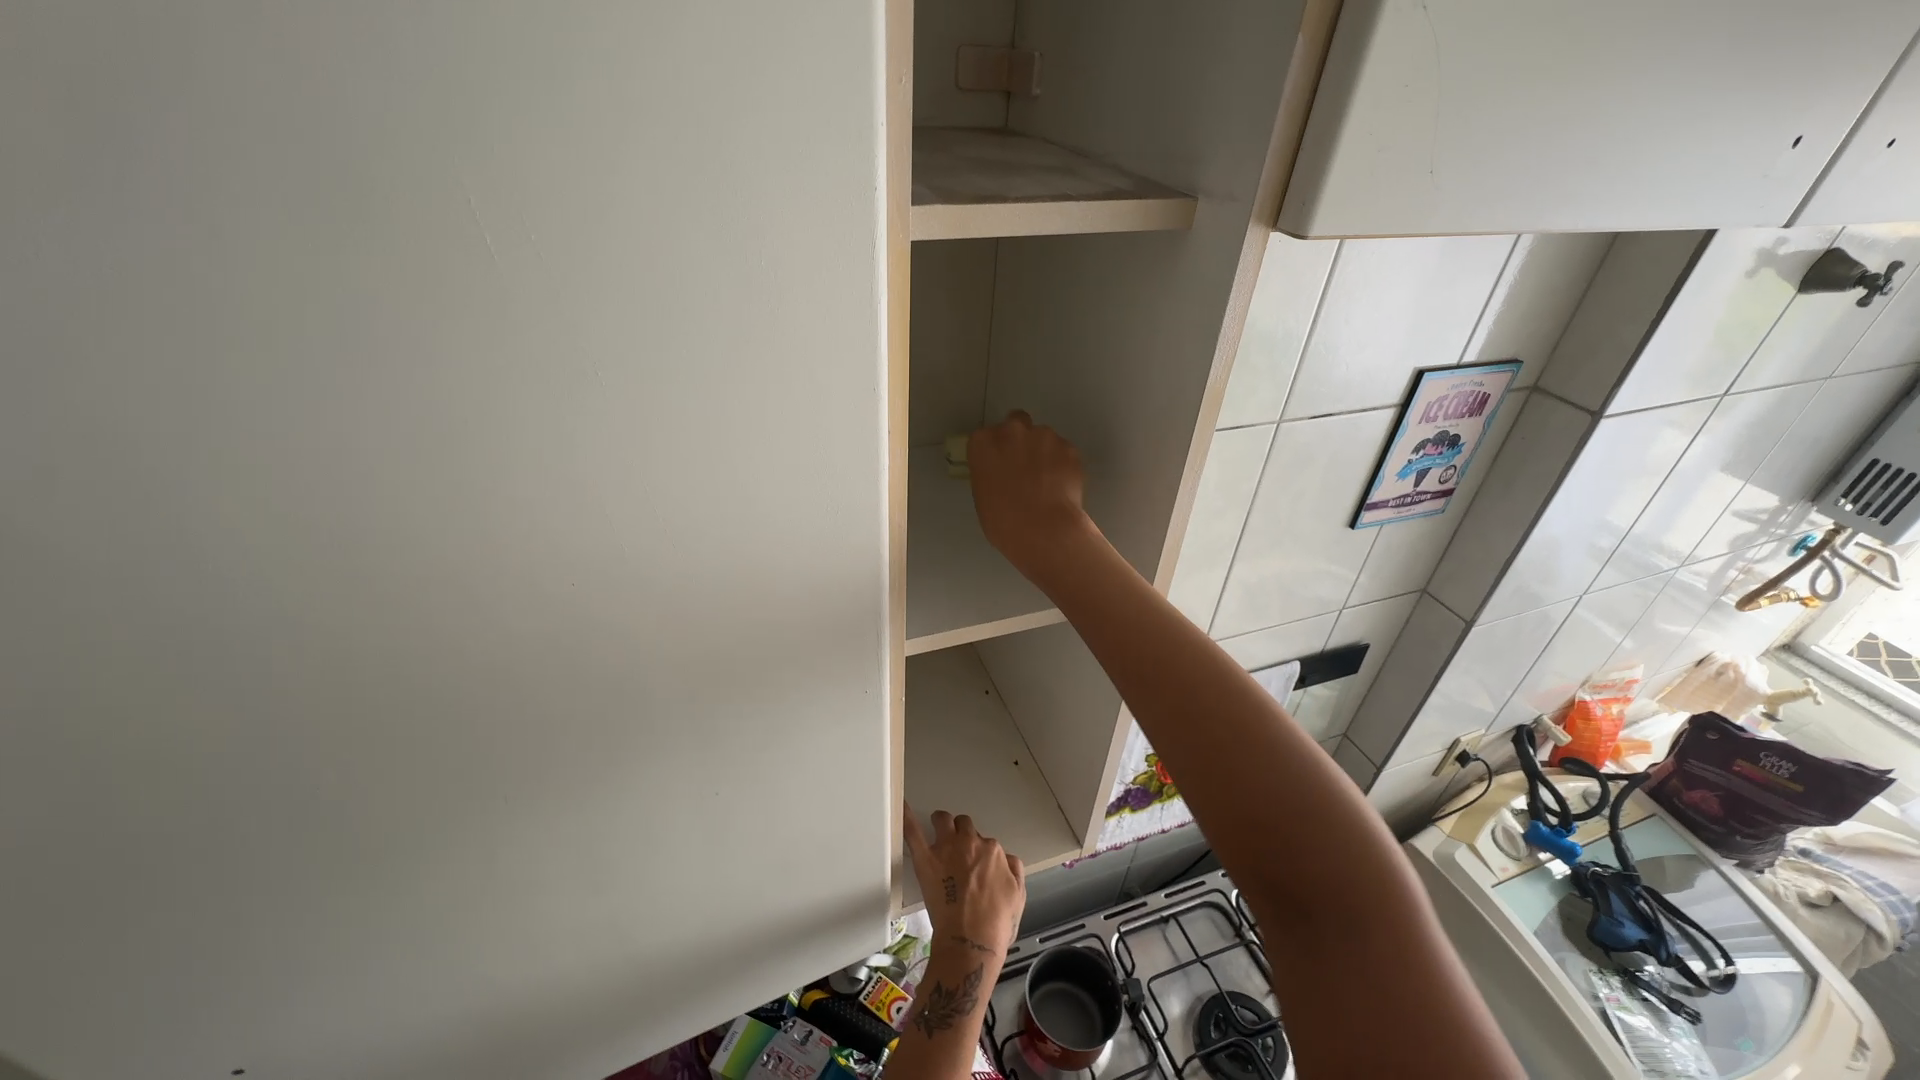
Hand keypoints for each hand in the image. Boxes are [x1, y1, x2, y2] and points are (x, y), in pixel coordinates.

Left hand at [905, 806, 1026, 952]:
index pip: (985, 842)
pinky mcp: (925, 860)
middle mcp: (970, 843)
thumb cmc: (996, 923)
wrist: (970, 940)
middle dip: (962, 833)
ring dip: (942, 822)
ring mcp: (946, 849)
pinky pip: (913, 832)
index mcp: (993, 851)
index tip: (975, 866)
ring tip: (939, 830)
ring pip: (943, 820)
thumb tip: (1006, 859)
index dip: (979, 854)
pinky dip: (907, 817)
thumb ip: (1014, 870)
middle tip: (958, 851)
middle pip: (964, 826)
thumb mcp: (1018, 895)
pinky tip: (901, 806)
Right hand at [967, 412, 1093, 580]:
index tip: (1000, 466)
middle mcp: (1012, 431)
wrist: (1043, 530)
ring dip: (1044, 451)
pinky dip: (1063, 464)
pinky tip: (1062, 486)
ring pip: (1044, 437)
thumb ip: (991, 474)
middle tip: (1025, 465)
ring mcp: (1044, 436)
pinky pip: (1064, 451)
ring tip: (1048, 482)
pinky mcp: (1069, 447)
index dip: (995, 450)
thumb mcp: (983, 496)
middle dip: (1021, 439)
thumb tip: (1004, 475)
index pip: (986, 436)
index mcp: (983, 444)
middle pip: (1016, 422)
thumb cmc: (1003, 521)